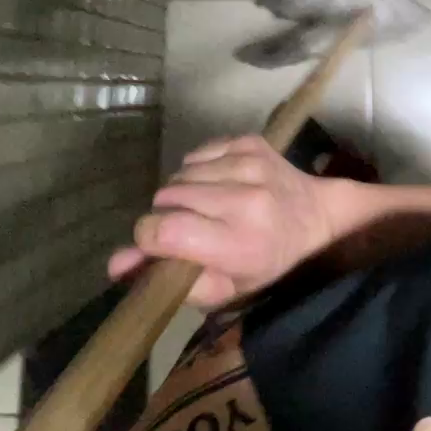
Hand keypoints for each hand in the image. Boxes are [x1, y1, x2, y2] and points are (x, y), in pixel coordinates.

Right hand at [108, 135, 344, 307]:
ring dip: (181, 192)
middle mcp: (244, 198)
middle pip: (168, 197)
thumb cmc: (267, 261)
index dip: (149, 237)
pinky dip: (196, 170)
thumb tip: (116, 265)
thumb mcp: (224, 288)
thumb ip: (169, 281)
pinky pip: (197, 154)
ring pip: (180, 173)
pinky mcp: (248, 141)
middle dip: (165, 215)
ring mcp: (248, 163)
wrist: (314, 216)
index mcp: (239, 243)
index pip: (168, 229)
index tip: (155, 243)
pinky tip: (215, 184)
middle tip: (187, 228)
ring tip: (204, 207)